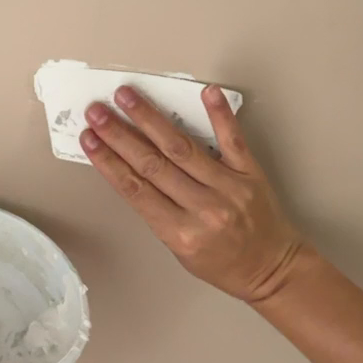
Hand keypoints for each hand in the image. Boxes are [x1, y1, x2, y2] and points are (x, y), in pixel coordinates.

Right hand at [80, 84, 306, 302]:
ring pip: (181, 147)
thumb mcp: (178, 250)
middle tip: (96, 111)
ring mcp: (228, 188)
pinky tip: (207, 92)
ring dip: (150, 118)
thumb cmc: (223, 263)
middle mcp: (204, 209)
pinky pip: (232, 140)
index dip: (108, 161)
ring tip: (126, 97)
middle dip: (119, 134)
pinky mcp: (250, 173)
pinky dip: (219, 115)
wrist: (275, 271)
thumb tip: (127, 168)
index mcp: (181, 233)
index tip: (88, 138)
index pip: (135, 189)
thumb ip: (156, 211)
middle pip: (152, 164)